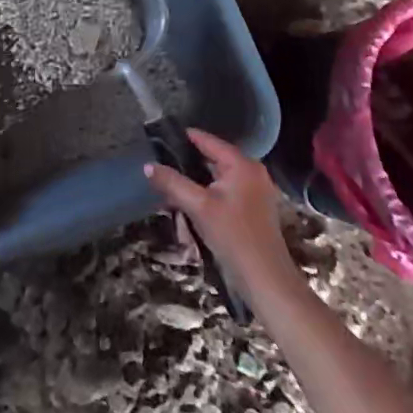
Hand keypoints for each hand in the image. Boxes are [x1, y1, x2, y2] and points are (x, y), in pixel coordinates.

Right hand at [145, 128, 298, 299]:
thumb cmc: (233, 235)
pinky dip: (208, 192)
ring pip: (219, 177)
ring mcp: (256, 191)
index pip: (209, 141)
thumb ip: (172, 182)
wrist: (264, 277)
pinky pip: (226, 191)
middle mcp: (252, 172)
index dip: (186, 137)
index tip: (162, 135)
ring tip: (170, 182)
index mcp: (242, 164)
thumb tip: (148, 165)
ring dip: (196, 180)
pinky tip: (189, 201)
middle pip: (214, 158)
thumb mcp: (198, 206)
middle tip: (162, 162)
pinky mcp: (254, 208)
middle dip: (188, 162)